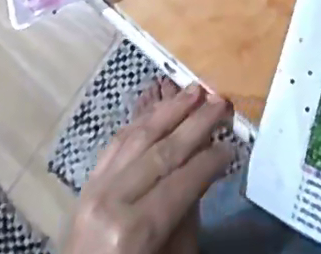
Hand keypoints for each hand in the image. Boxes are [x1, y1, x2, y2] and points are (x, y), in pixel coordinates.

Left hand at [63, 79, 232, 253]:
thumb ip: (186, 216)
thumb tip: (203, 168)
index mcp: (134, 230)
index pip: (181, 181)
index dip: (210, 160)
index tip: (232, 143)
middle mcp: (112, 199)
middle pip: (161, 150)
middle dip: (195, 122)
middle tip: (220, 101)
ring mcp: (95, 187)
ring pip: (138, 135)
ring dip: (170, 109)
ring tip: (195, 90)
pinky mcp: (87, 181)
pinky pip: (117, 141)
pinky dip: (141, 120)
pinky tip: (160, 107)